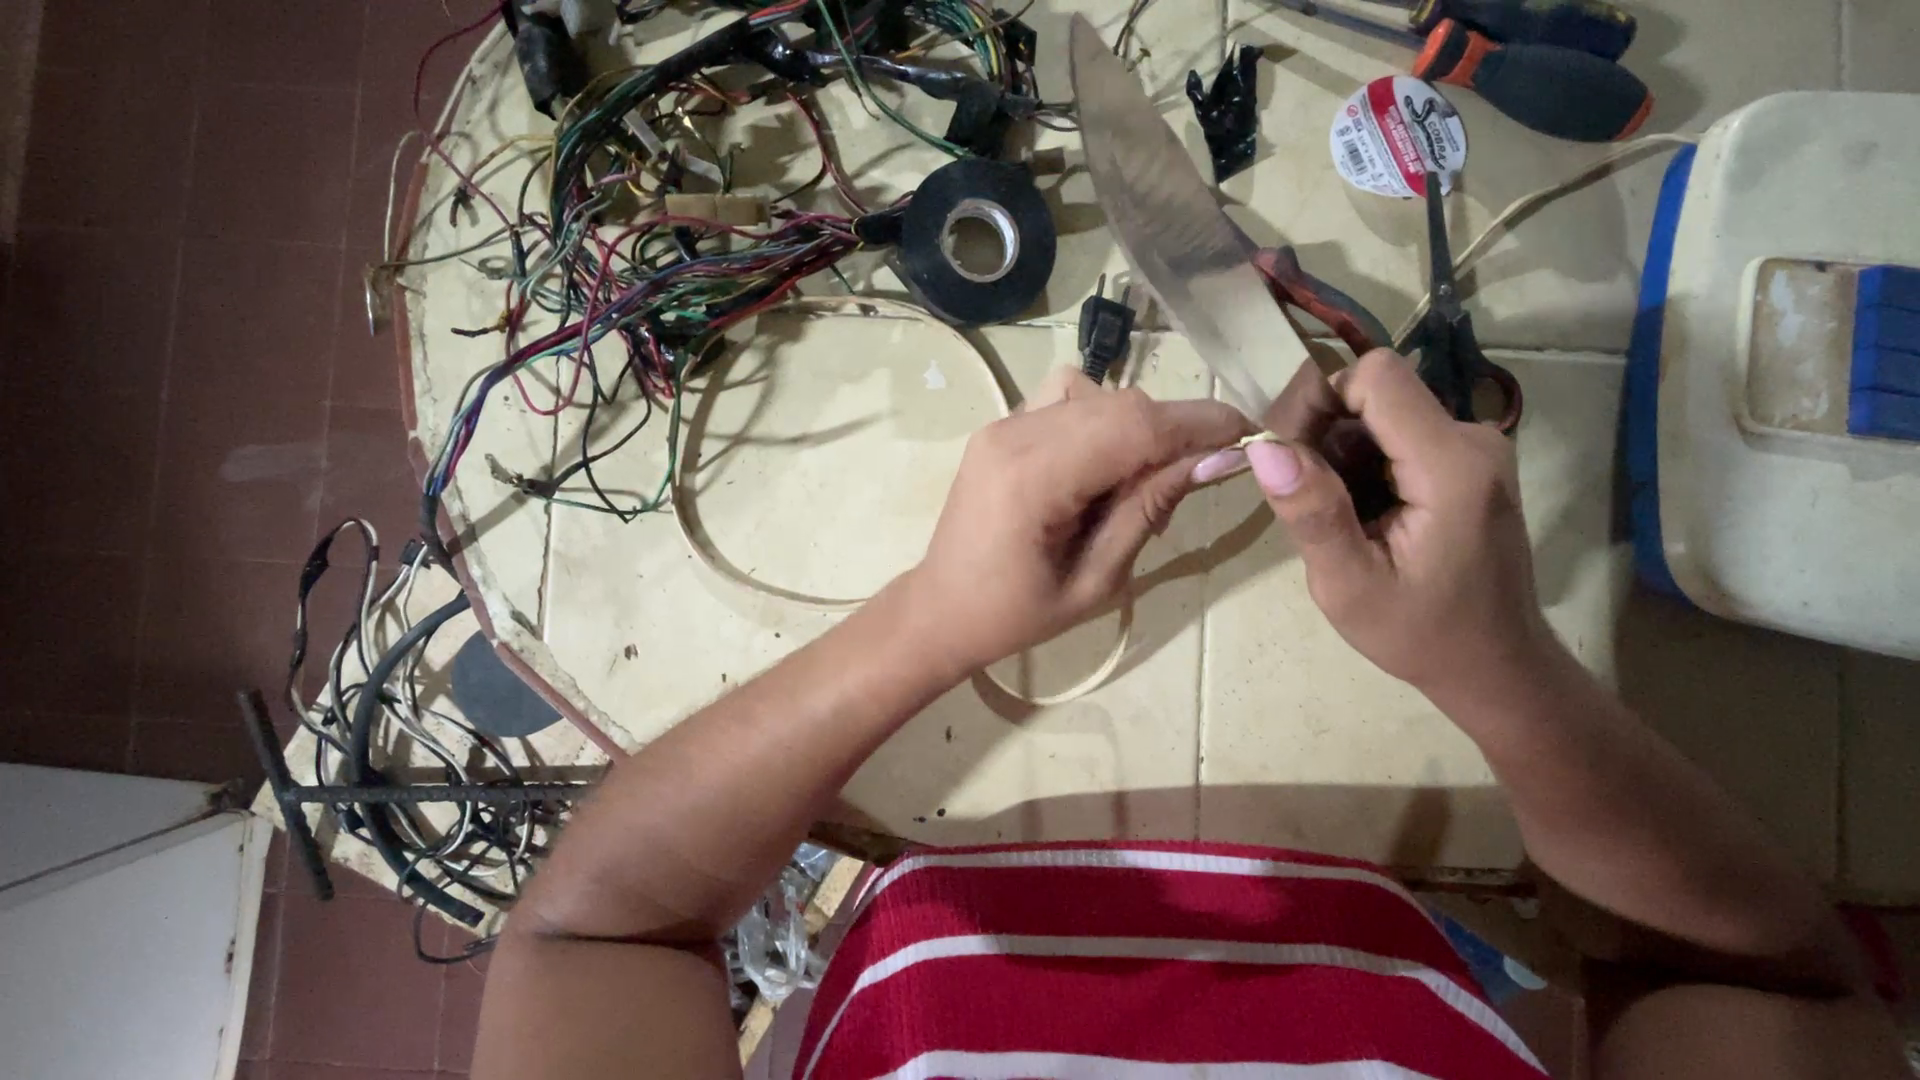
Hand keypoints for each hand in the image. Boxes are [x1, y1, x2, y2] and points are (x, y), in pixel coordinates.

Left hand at [904, 368, 1247, 673]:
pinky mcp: (1000, 425)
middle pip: (1120, 403)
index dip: (1199, 423)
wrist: (943, 608)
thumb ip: (1149, 509)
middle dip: (1173, 429)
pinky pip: (1067, 399)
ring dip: (1135, 426)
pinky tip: (1098, 465)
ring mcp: (1002, 424)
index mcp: (1034, 478)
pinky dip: (1100, 419)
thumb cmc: (1018, 614)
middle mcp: (1014, 434)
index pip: (1135, 426)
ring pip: (1097, 394)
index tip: (1247, 435)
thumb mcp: (1097, 579)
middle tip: (1195, 476)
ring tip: (1136, 482)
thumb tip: (1215, 458)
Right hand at [1240, 349, 1561, 697]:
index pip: (1375, 377)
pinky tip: (1362, 518)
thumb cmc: (1421, 634)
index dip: (1320, 401)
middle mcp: (1472, 439)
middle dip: (1323, 436)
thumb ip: (1311, 512)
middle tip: (1306, 503)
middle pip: (1373, 394)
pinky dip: (1362, 468)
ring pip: (1378, 416)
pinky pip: (1395, 437)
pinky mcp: (1466, 462)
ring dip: (1339, 457)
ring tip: (1338, 521)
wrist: (1495, 665)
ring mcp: (1473, 448)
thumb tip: (1264, 445)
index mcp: (1450, 464)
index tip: (1292, 457)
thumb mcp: (1349, 586)